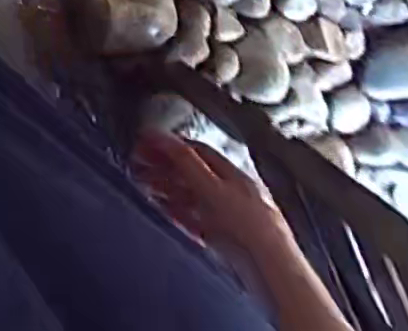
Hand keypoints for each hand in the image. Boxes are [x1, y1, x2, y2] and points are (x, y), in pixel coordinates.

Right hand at [132, 131, 291, 256]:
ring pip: (190, 195)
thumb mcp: (211, 185)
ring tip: (143, 184)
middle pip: (191, 172)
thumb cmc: (251, 226)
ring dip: (164, 187)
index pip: (196, 150)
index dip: (168, 144)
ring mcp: (229, 216)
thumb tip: (160, 135)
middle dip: (162, 165)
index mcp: (233, 175)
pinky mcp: (225, 239)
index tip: (145, 141)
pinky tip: (163, 209)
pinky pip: (194, 218)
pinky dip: (176, 211)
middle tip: (137, 162)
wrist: (270, 272)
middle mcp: (233, 193)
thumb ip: (184, 159)